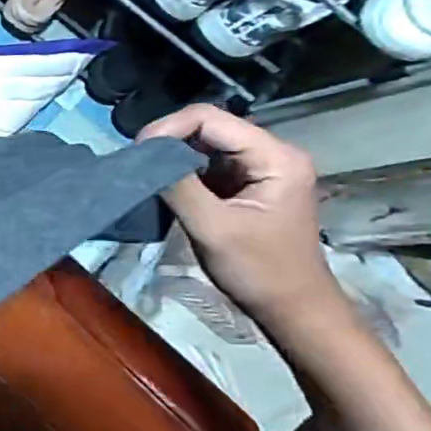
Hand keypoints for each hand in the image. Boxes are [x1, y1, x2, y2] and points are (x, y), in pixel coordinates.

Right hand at [139, 105, 344, 326]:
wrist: (293, 312)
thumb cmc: (260, 272)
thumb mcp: (214, 229)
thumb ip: (179, 187)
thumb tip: (144, 157)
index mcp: (275, 156)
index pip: (210, 118)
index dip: (169, 127)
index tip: (138, 150)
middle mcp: (272, 152)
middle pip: (209, 127)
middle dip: (169, 140)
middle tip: (137, 162)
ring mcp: (261, 167)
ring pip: (206, 144)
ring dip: (174, 156)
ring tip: (145, 171)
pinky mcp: (248, 183)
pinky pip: (209, 163)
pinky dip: (184, 170)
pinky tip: (164, 183)